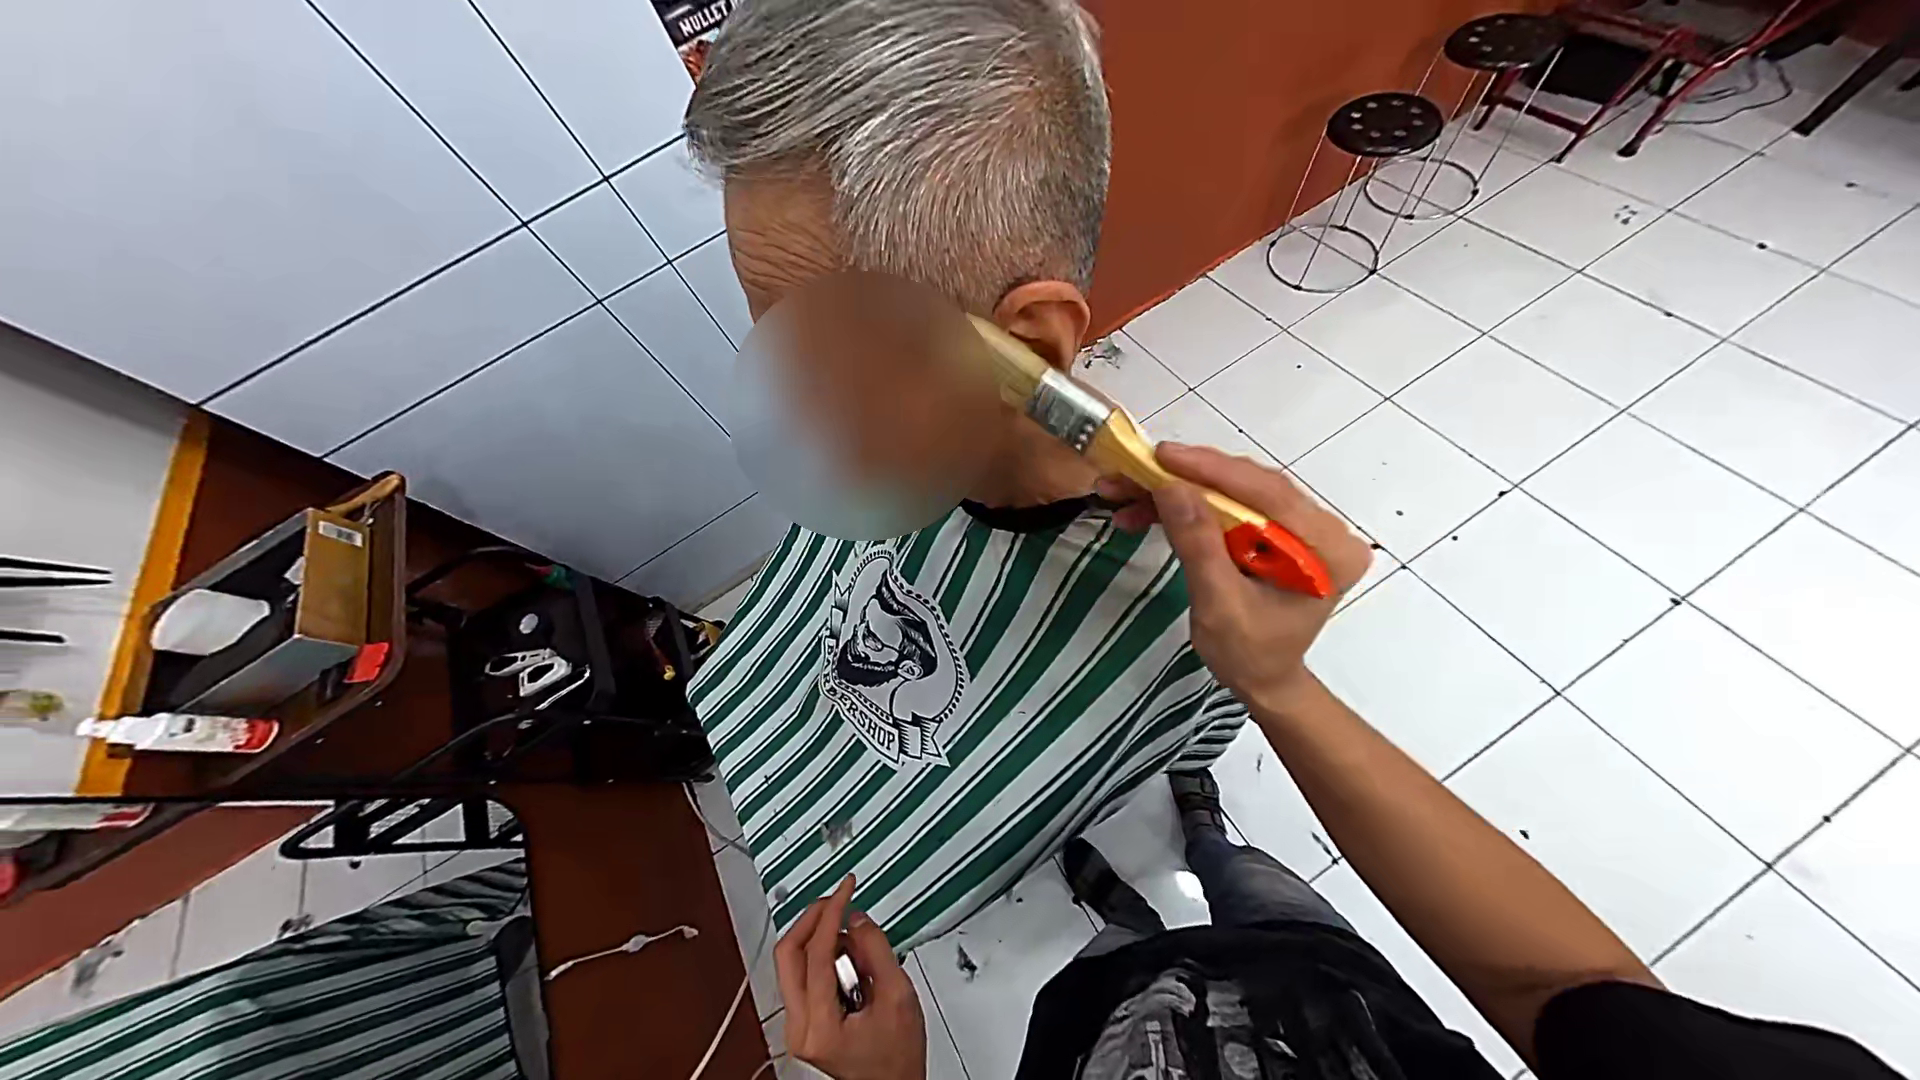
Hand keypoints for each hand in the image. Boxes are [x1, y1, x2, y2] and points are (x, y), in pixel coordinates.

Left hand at [775, 875, 926, 1079]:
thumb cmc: (896, 1061)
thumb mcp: (898, 997)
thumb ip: (876, 949)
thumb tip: (857, 918)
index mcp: (819, 1025)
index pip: (816, 951)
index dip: (832, 911)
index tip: (845, 889)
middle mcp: (798, 1027)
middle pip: (788, 953)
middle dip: (814, 918)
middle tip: (837, 900)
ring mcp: (797, 1026)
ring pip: (793, 961)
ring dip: (821, 938)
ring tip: (856, 943)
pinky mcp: (803, 1021)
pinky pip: (804, 974)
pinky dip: (824, 955)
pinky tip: (850, 959)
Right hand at [1099, 444, 1372, 708]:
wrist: (1261, 679)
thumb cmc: (1247, 653)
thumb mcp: (1218, 604)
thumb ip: (1198, 544)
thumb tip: (1170, 488)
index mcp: (1327, 550)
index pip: (1270, 495)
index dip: (1214, 471)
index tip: (1164, 456)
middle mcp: (1321, 529)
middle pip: (1249, 486)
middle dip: (1187, 478)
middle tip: (1136, 469)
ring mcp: (1297, 527)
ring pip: (1231, 491)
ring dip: (1176, 491)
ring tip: (1127, 492)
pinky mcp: (1271, 530)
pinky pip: (1225, 506)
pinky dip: (1183, 507)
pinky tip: (1145, 510)